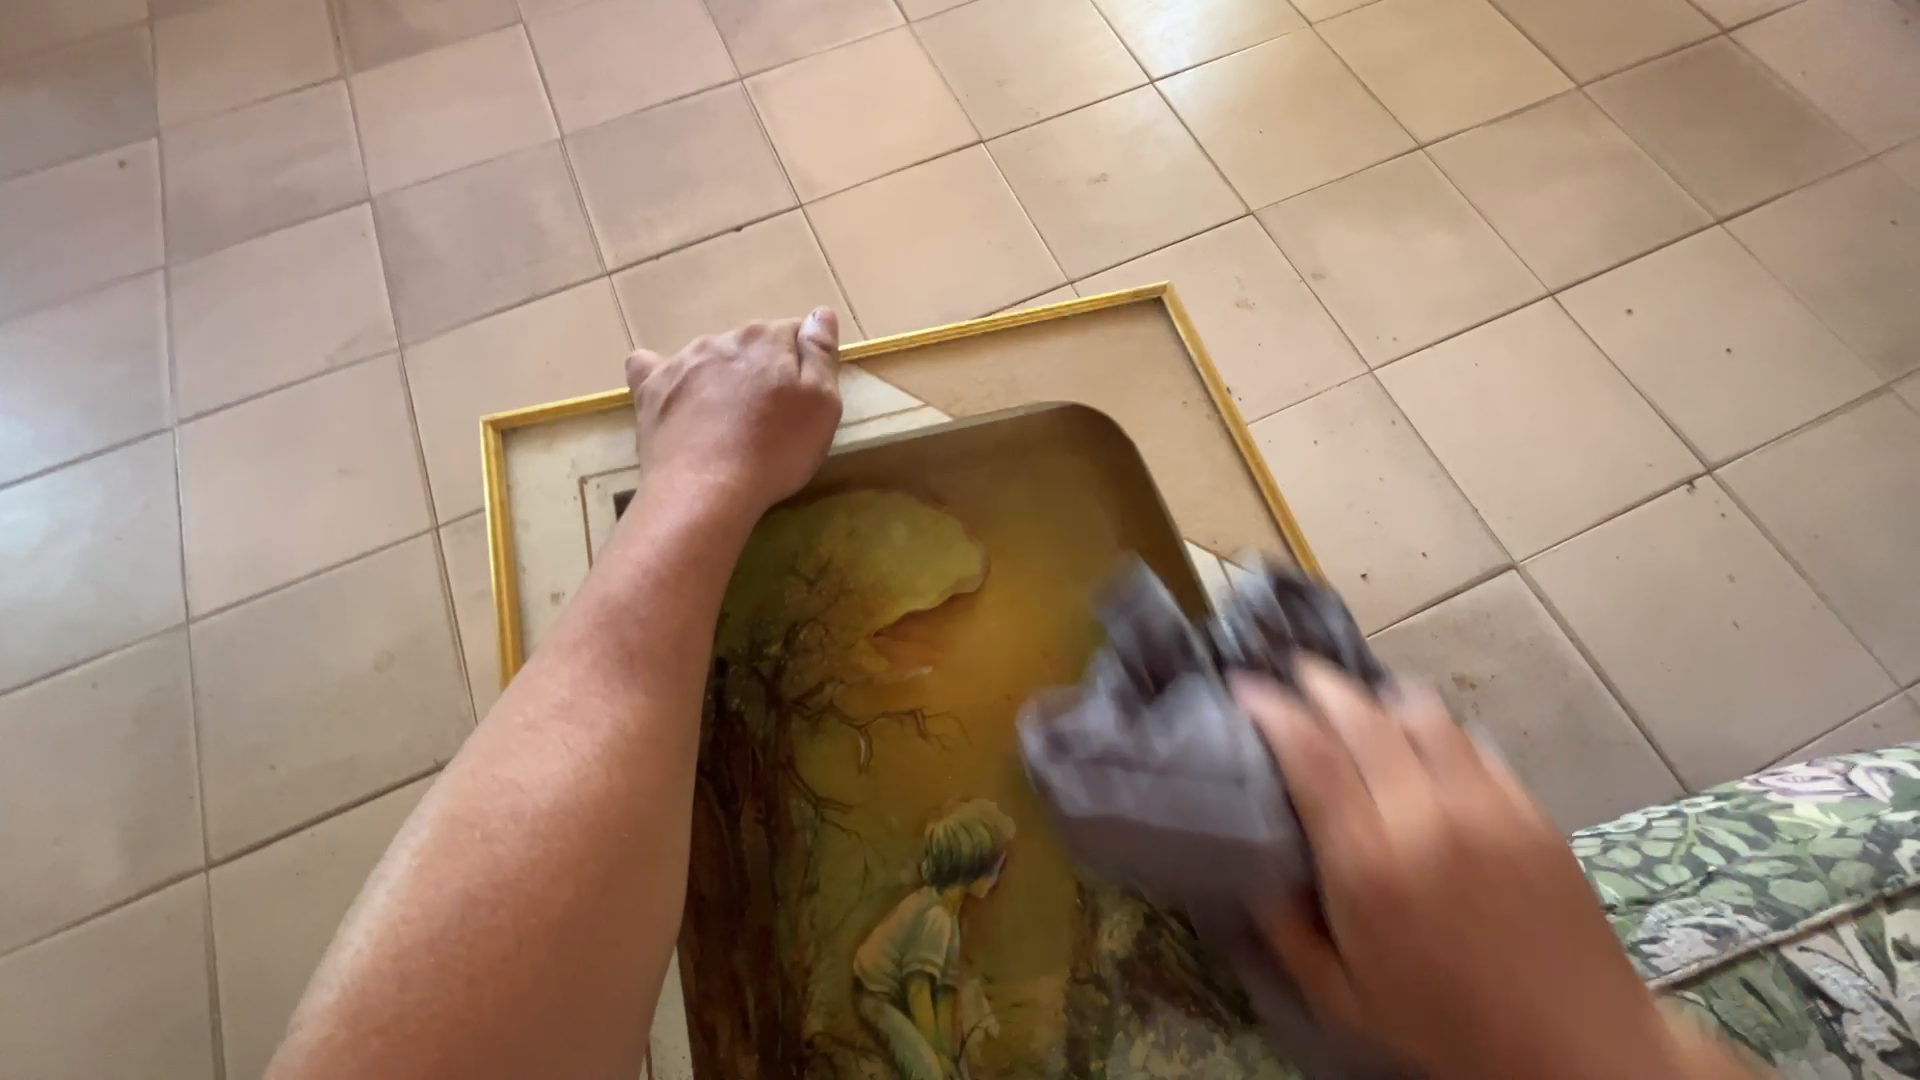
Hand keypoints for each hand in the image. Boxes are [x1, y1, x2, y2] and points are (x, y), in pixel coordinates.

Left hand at [625, 309, 843, 515]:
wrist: (705, 489)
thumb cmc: (776, 450)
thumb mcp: (823, 405)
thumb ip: (822, 355)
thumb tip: (820, 314)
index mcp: (768, 339)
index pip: (794, 333)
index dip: (804, 365)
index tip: (806, 398)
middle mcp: (723, 339)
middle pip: (752, 345)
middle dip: (763, 370)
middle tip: (771, 416)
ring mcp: (681, 361)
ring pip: (711, 358)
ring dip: (724, 377)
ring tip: (730, 421)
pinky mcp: (650, 388)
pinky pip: (653, 366)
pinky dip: (666, 375)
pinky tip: (672, 395)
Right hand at [1237, 660, 1759, 1079]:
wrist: (1581, 1050)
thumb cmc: (1444, 1022)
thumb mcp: (1338, 992)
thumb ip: (1281, 923)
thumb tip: (1246, 859)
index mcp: (1367, 862)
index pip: (1309, 753)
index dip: (1271, 708)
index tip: (1245, 686)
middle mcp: (1424, 817)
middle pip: (1361, 716)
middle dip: (1318, 683)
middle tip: (1293, 674)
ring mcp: (1485, 807)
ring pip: (1420, 713)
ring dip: (1376, 697)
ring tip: (1356, 702)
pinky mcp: (1529, 809)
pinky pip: (1470, 740)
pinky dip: (1432, 726)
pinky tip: (1418, 739)